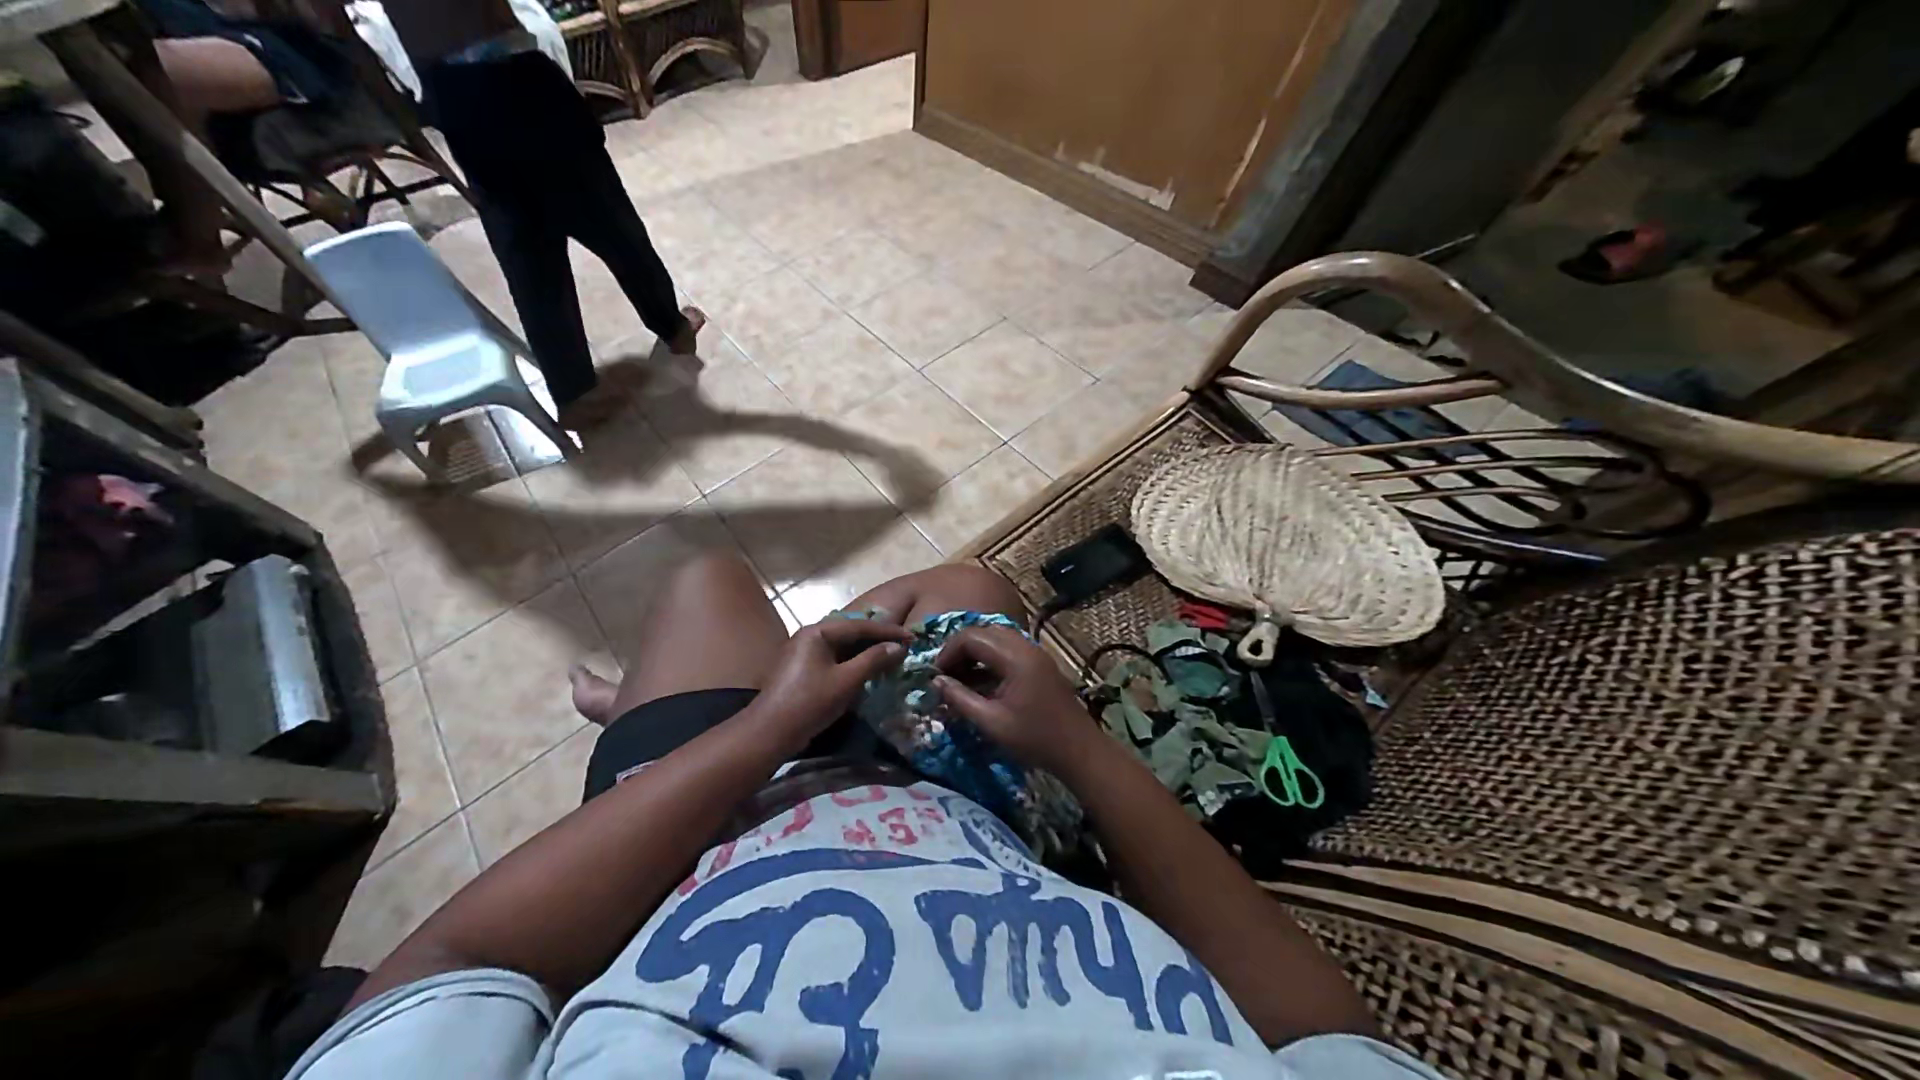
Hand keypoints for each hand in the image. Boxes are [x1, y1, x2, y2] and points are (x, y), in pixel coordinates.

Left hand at [750, 617, 911, 749]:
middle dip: (878, 640)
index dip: (888, 631)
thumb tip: (898, 647)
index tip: (912, 638)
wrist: (770, 733)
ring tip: (891, 659)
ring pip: (843, 647)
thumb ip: (874, 660)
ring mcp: (804, 652)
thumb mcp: (847, 680)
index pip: (860, 625)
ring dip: (866, 653)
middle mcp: (809, 635)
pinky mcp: (803, 669)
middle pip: (851, 633)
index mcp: (817, 631)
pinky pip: (834, 659)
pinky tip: (868, 672)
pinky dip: (853, 664)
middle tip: (904, 647)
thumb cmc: (810, 702)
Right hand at [933, 625, 1096, 773]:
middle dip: (960, 650)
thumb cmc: (1034, 739)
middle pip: (984, 632)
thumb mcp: (991, 723)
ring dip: (975, 653)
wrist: (1079, 751)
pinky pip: (1009, 649)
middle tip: (946, 675)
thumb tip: (936, 681)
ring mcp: (1035, 654)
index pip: (971, 637)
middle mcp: (1026, 647)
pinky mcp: (1040, 664)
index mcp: (1014, 657)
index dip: (948, 652)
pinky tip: (981, 683)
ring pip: (997, 639)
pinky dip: (990, 659)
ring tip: (960, 679)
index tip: (935, 675)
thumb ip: (960, 699)